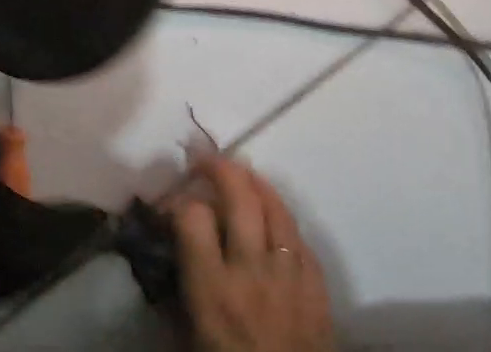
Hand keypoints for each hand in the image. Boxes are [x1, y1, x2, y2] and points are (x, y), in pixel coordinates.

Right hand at [170, 157, 335, 351]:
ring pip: (277, 210)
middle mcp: (252, 272)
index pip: (192, 216)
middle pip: (240, 198)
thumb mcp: (187, 328)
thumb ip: (180, 280)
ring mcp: (291, 278)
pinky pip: (302, 240)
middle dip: (219, 169)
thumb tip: (171, 241)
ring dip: (256, 184)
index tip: (173, 203)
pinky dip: (284, 223)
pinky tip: (274, 220)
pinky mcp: (319, 290)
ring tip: (242, 174)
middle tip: (205, 161)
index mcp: (213, 287)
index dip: (180, 200)